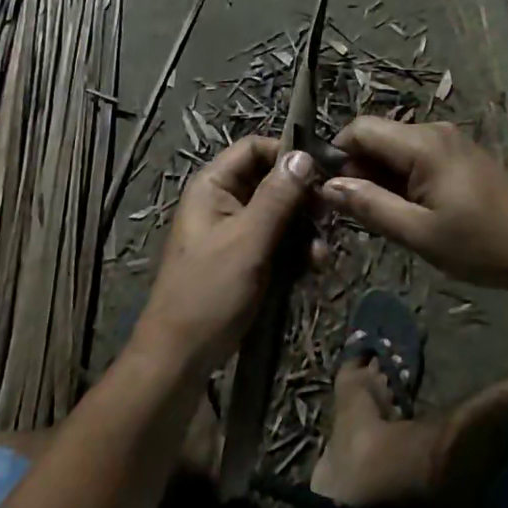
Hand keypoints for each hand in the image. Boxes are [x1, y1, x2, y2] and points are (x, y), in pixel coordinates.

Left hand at [134, 138, 318, 374]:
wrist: (180, 358)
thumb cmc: (209, 292)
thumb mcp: (248, 241)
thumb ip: (277, 196)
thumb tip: (304, 155)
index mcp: (213, 186)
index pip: (255, 148)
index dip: (288, 155)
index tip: (323, 172)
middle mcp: (224, 201)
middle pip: (272, 181)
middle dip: (302, 200)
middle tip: (327, 218)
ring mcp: (235, 231)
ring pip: (280, 214)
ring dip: (304, 231)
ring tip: (320, 257)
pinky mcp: (246, 258)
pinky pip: (278, 241)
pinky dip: (296, 252)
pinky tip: (313, 270)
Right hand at [322, 118, 507, 292]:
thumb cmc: (481, 244)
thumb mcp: (419, 233)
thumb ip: (370, 207)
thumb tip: (328, 187)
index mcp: (422, 144)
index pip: (360, 129)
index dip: (338, 155)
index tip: (332, 193)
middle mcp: (433, 132)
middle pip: (377, 137)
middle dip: (359, 170)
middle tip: (359, 214)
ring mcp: (448, 141)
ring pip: (394, 149)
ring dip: (380, 178)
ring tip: (387, 218)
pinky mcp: (458, 155)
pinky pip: (415, 157)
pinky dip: (402, 179)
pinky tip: (410, 211)